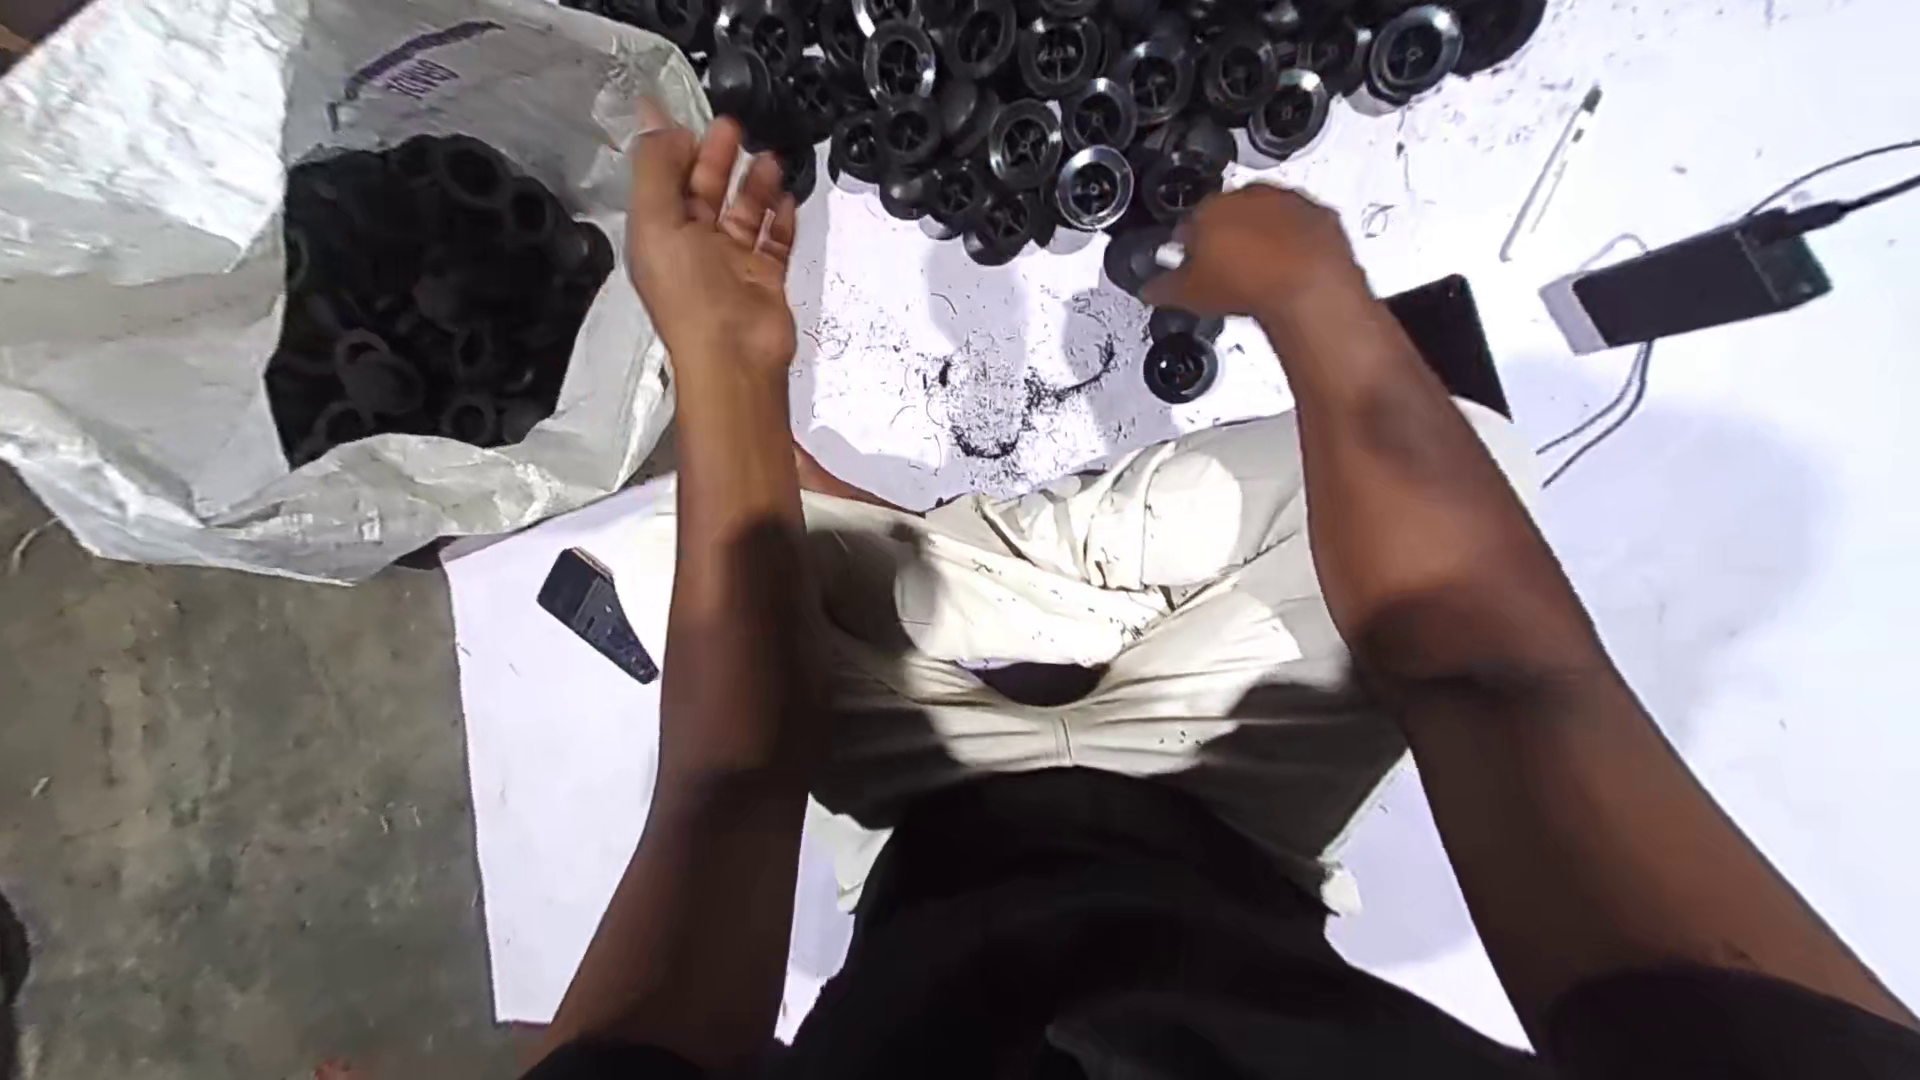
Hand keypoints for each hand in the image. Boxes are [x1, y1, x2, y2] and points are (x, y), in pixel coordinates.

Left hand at [626, 106, 797, 381]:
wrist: (736, 357)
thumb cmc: (692, 298)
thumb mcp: (655, 221)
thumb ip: (657, 167)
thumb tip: (661, 124)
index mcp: (660, 235)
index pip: (667, 182)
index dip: (678, 149)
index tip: (694, 122)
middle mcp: (695, 249)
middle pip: (707, 193)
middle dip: (719, 158)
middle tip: (734, 127)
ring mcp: (733, 266)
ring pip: (745, 214)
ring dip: (755, 185)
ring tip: (769, 158)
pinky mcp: (766, 281)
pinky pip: (774, 243)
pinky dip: (781, 221)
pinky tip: (787, 200)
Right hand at [1142, 184, 1369, 321]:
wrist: (1306, 285)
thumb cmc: (1249, 282)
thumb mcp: (1188, 295)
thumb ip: (1164, 288)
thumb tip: (1151, 289)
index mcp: (1209, 208)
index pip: (1186, 223)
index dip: (1184, 247)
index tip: (1186, 264)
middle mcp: (1248, 195)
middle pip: (1226, 215)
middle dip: (1221, 239)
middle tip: (1220, 270)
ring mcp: (1285, 201)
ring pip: (1262, 217)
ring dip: (1257, 238)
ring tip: (1252, 274)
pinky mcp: (1317, 215)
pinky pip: (1296, 226)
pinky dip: (1289, 243)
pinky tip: (1282, 270)